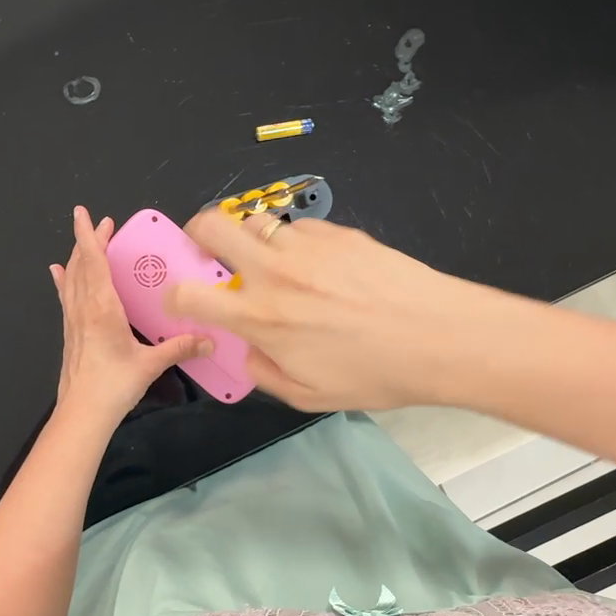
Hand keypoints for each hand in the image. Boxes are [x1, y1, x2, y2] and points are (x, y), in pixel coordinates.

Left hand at [50, 206, 211, 422]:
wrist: (82, 413)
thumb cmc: (114, 385)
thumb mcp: (151, 364)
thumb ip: (179, 348)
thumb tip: (209, 341)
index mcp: (102, 307)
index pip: (93, 261)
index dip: (88, 235)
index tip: (85, 213)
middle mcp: (83, 307)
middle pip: (81, 265)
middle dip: (89, 241)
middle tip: (102, 224)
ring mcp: (73, 320)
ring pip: (71, 279)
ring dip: (78, 257)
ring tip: (83, 242)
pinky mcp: (70, 333)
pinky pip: (66, 297)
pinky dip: (63, 280)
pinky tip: (58, 273)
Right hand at [164, 211, 534, 411]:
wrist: (441, 336)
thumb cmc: (375, 374)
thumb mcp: (308, 395)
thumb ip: (263, 372)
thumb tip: (249, 350)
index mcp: (260, 317)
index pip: (189, 294)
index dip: (173, 294)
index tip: (180, 298)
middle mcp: (274, 272)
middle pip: (210, 224)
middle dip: (196, 233)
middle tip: (209, 251)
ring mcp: (306, 245)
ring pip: (256, 220)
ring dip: (251, 238)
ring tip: (271, 260)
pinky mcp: (338, 231)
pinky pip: (299, 226)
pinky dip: (295, 242)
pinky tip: (319, 265)